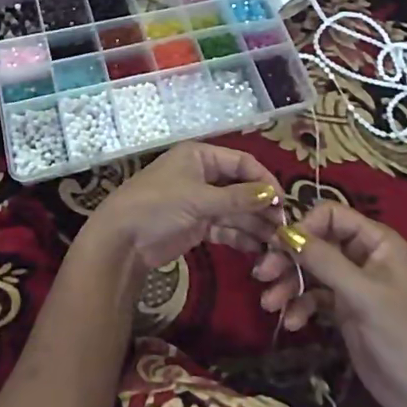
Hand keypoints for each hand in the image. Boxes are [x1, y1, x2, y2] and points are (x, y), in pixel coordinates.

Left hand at [81, 142, 284, 275]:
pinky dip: (241, 237)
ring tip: (278, 243)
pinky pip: (226, 228)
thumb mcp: (198, 198)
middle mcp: (202, 175)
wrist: (122, 239)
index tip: (282, 201)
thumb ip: (237, 198)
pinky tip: (260, 250)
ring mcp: (199, 201)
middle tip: (284, 228)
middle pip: (241, 187)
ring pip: (236, 210)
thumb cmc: (158, 205)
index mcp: (199, 156)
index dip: (264, 180)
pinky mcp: (197, 225)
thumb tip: (272, 194)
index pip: (242, 162)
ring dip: (256, 225)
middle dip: (262, 206)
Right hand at [252, 203, 406, 406]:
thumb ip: (324, 260)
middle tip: (262, 275)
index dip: (304, 226)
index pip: (331, 215)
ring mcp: (353, 283)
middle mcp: (364, 257)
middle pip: (315, 242)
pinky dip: (299, 305)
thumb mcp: (363, 295)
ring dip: (288, 284)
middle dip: (288, 258)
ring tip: (270, 305)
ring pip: (309, 270)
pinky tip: (292, 322)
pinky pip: (313, 296)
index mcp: (378, 243)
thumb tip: (284, 233)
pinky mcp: (344, 309)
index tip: (279, 246)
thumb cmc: (404, 336)